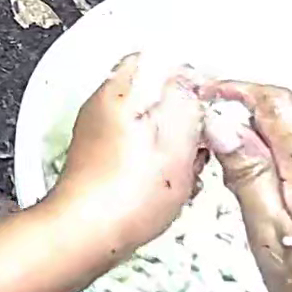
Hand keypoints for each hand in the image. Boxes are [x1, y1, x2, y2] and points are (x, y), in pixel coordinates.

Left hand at [49, 54, 208, 254]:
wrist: (87, 232)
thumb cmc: (129, 189)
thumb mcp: (175, 138)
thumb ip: (184, 99)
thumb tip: (188, 76)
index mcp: (117, 91)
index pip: (152, 60)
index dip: (184, 78)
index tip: (204, 103)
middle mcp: (101, 106)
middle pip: (151, 95)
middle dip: (180, 116)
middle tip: (196, 144)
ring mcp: (97, 132)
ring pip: (147, 124)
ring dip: (171, 143)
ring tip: (182, 171)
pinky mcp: (97, 157)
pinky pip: (135, 147)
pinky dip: (155, 161)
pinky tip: (167, 185)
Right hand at [198, 80, 291, 291]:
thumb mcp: (275, 244)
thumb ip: (248, 179)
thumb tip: (222, 126)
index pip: (276, 101)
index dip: (235, 88)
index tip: (203, 95)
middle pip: (287, 119)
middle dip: (243, 122)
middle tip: (209, 151)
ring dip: (264, 149)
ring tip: (240, 189)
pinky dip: (287, 170)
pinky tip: (277, 208)